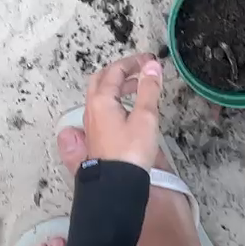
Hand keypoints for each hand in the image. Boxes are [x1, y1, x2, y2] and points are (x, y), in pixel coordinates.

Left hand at [84, 52, 163, 167]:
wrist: (117, 184)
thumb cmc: (130, 153)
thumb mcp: (145, 117)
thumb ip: (148, 89)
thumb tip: (151, 67)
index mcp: (102, 100)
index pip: (115, 70)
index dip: (133, 62)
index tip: (149, 60)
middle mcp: (92, 110)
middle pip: (102, 79)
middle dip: (121, 71)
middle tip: (140, 70)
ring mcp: (92, 124)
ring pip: (101, 95)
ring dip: (118, 86)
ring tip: (138, 87)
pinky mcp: (97, 137)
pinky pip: (102, 109)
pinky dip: (115, 100)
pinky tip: (128, 110)